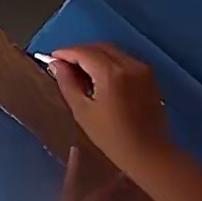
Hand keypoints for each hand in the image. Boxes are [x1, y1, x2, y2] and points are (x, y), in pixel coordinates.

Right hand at [47, 43, 174, 175]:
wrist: (147, 153)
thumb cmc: (110, 136)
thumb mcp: (82, 111)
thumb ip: (67, 83)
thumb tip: (56, 64)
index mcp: (112, 73)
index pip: (84, 52)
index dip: (66, 53)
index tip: (52, 58)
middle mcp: (129, 64)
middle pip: (100, 47)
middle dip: (80, 52)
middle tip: (64, 64)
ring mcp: (142, 69)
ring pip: (113, 51)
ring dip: (94, 55)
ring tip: (80, 71)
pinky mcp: (149, 76)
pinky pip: (124, 60)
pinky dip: (109, 62)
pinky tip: (100, 77)